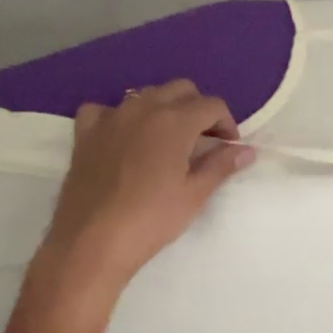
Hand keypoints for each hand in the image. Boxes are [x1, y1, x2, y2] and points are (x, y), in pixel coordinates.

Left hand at [35, 79, 256, 295]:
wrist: (92, 242)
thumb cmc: (151, 219)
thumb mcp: (194, 195)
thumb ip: (221, 165)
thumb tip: (246, 151)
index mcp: (175, 121)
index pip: (212, 105)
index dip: (226, 123)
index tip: (227, 147)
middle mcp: (143, 108)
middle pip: (180, 90)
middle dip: (198, 109)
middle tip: (203, 140)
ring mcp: (111, 117)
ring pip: (145, 95)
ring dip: (163, 109)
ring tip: (167, 140)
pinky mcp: (86, 133)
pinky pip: (105, 110)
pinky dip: (119, 117)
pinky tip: (122, 137)